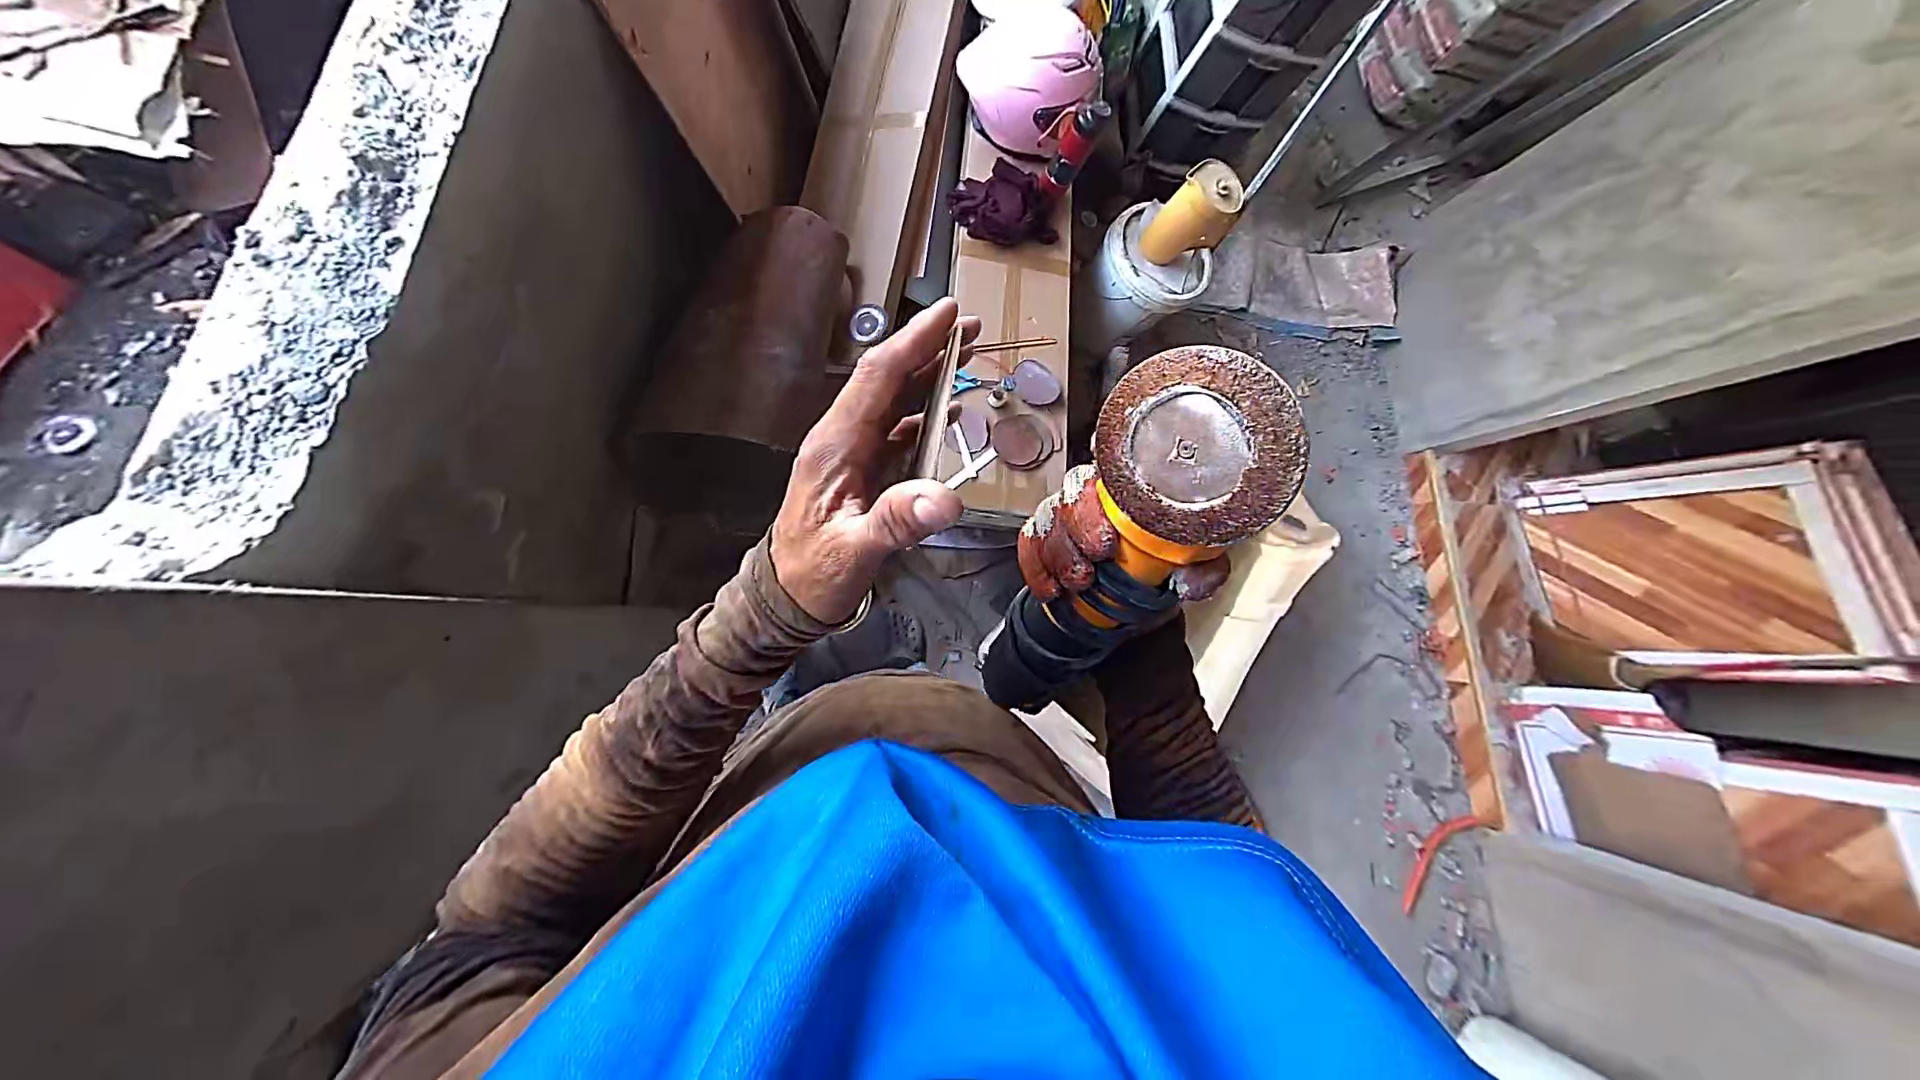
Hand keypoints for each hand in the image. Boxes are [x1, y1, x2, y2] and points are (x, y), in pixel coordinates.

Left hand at [770, 298, 979, 622]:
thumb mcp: (853, 552)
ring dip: (929, 378)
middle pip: (888, 380)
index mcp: (834, 446)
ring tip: (966, 358)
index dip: (914, 341)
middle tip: (969, 326)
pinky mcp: (861, 473)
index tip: (947, 312)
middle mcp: (841, 440)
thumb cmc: (811, 576)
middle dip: (928, 348)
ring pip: (894, 402)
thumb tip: (945, 499)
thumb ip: (896, 522)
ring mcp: (851, 456)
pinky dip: (925, 417)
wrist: (785, 598)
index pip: (878, 377)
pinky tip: (948, 414)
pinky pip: (896, 433)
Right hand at [1017, 463, 1231, 602]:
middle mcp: (1096, 491)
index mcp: (1133, 483)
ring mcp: (1067, 512)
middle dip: (1082, 521)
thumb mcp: (1196, 562)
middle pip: (1075, 487)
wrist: (1142, 585)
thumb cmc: (1166, 559)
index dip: (1104, 452)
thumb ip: (1201, 569)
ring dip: (1060, 552)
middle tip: (1100, 552)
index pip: (1114, 453)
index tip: (1106, 466)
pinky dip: (1036, 567)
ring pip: (1049, 517)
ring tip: (1080, 580)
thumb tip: (1187, 581)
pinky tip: (1051, 589)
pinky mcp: (1047, 537)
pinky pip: (1031, 543)